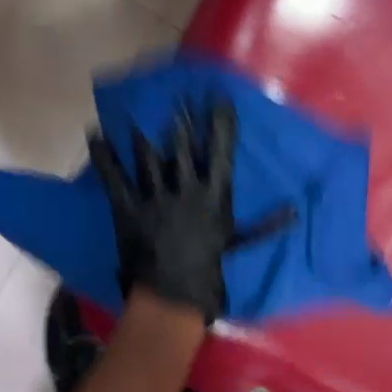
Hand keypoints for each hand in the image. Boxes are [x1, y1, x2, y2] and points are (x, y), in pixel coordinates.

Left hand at [90, 99, 284, 322]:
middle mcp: (186, 188)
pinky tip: (95, 135)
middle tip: (175, 97)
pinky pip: (114, 177)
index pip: (221, 151)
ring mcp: (155, 197)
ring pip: (147, 156)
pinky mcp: (129, 208)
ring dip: (140, 132)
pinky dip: (104, 157)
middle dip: (179, 119)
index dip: (220, 123)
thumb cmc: (210, 268)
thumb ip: (267, 224)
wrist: (174, 294)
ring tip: (134, 110)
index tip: (218, 99)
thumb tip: (296, 213)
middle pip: (182, 145)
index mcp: (214, 194)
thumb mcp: (239, 241)